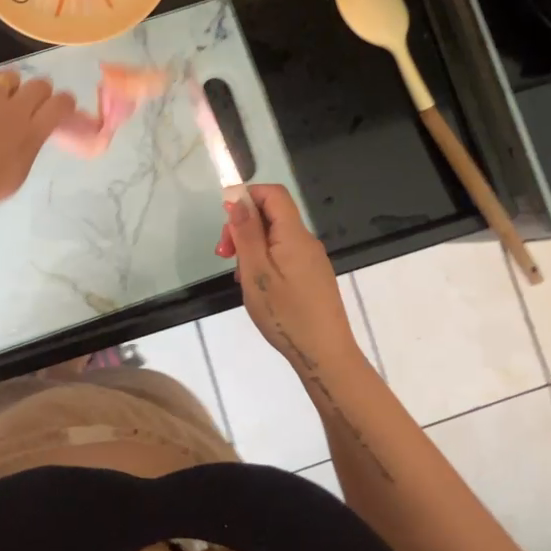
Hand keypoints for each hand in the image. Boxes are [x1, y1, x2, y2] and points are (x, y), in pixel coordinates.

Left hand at [0, 70, 76, 225]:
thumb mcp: (18, 173)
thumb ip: (28, 146)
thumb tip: (30, 134)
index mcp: (31, 131)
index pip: (60, 103)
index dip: (64, 102)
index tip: (61, 107)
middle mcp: (12, 109)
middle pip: (39, 84)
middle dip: (38, 92)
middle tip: (29, 104)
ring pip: (6, 77)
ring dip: (6, 89)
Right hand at [221, 185, 363, 373]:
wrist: (325, 356)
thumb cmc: (286, 314)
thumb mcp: (256, 272)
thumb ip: (247, 233)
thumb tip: (237, 199)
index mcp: (294, 235)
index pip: (273, 194)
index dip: (247, 196)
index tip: (225, 220)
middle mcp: (306, 241)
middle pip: (273, 214)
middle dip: (244, 225)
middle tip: (224, 254)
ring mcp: (312, 260)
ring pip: (276, 237)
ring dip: (252, 246)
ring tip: (239, 276)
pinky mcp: (313, 277)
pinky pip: (285, 255)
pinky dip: (265, 261)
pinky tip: (257, 287)